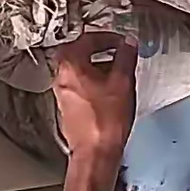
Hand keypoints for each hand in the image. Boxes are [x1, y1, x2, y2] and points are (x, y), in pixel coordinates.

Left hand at [49, 32, 135, 160]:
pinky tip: (108, 87)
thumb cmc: (105, 122)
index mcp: (71, 66)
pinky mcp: (68, 107)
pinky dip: (91, 78)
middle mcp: (62, 78)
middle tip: (114, 48)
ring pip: (77, 68)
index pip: (87, 39)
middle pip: (77, 52)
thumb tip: (127, 43)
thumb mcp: (123, 81)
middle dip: (97, 47)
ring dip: (95, 63)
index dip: (107, 37)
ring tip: (115, 67)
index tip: (120, 40)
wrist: (96, 153)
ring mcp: (63, 93)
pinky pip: (78, 83)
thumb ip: (125, 57)